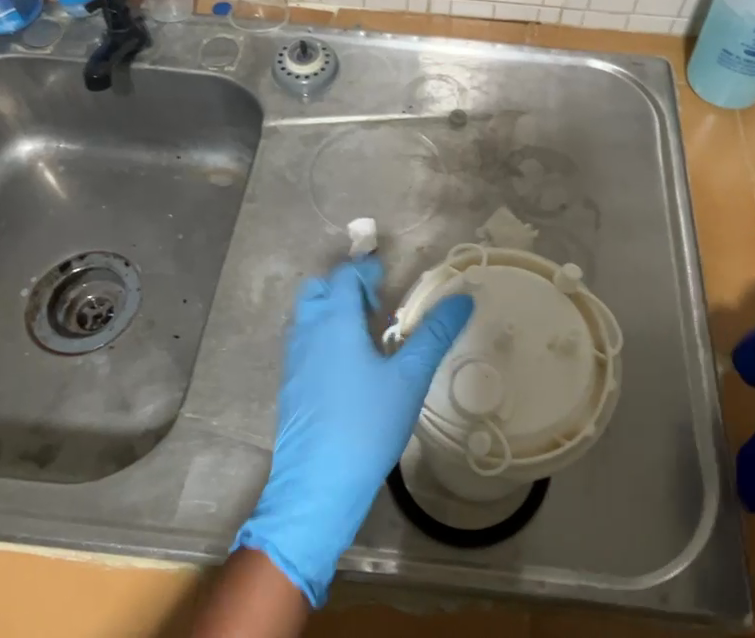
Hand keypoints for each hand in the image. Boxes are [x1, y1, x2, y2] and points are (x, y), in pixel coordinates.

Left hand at [232, 257, 473, 604]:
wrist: (318, 484)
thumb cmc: (368, 424)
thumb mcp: (410, 378)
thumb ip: (434, 334)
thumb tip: (463, 297)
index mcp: (334, 321)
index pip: (344, 276)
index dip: (366, 270)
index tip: (388, 278)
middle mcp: (307, 333)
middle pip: (316, 290)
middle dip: (343, 288)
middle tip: (375, 306)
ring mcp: (293, 362)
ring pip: (306, 318)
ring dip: (332, 313)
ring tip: (366, 338)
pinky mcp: (290, 388)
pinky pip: (303, 346)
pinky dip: (323, 340)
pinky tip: (350, 371)